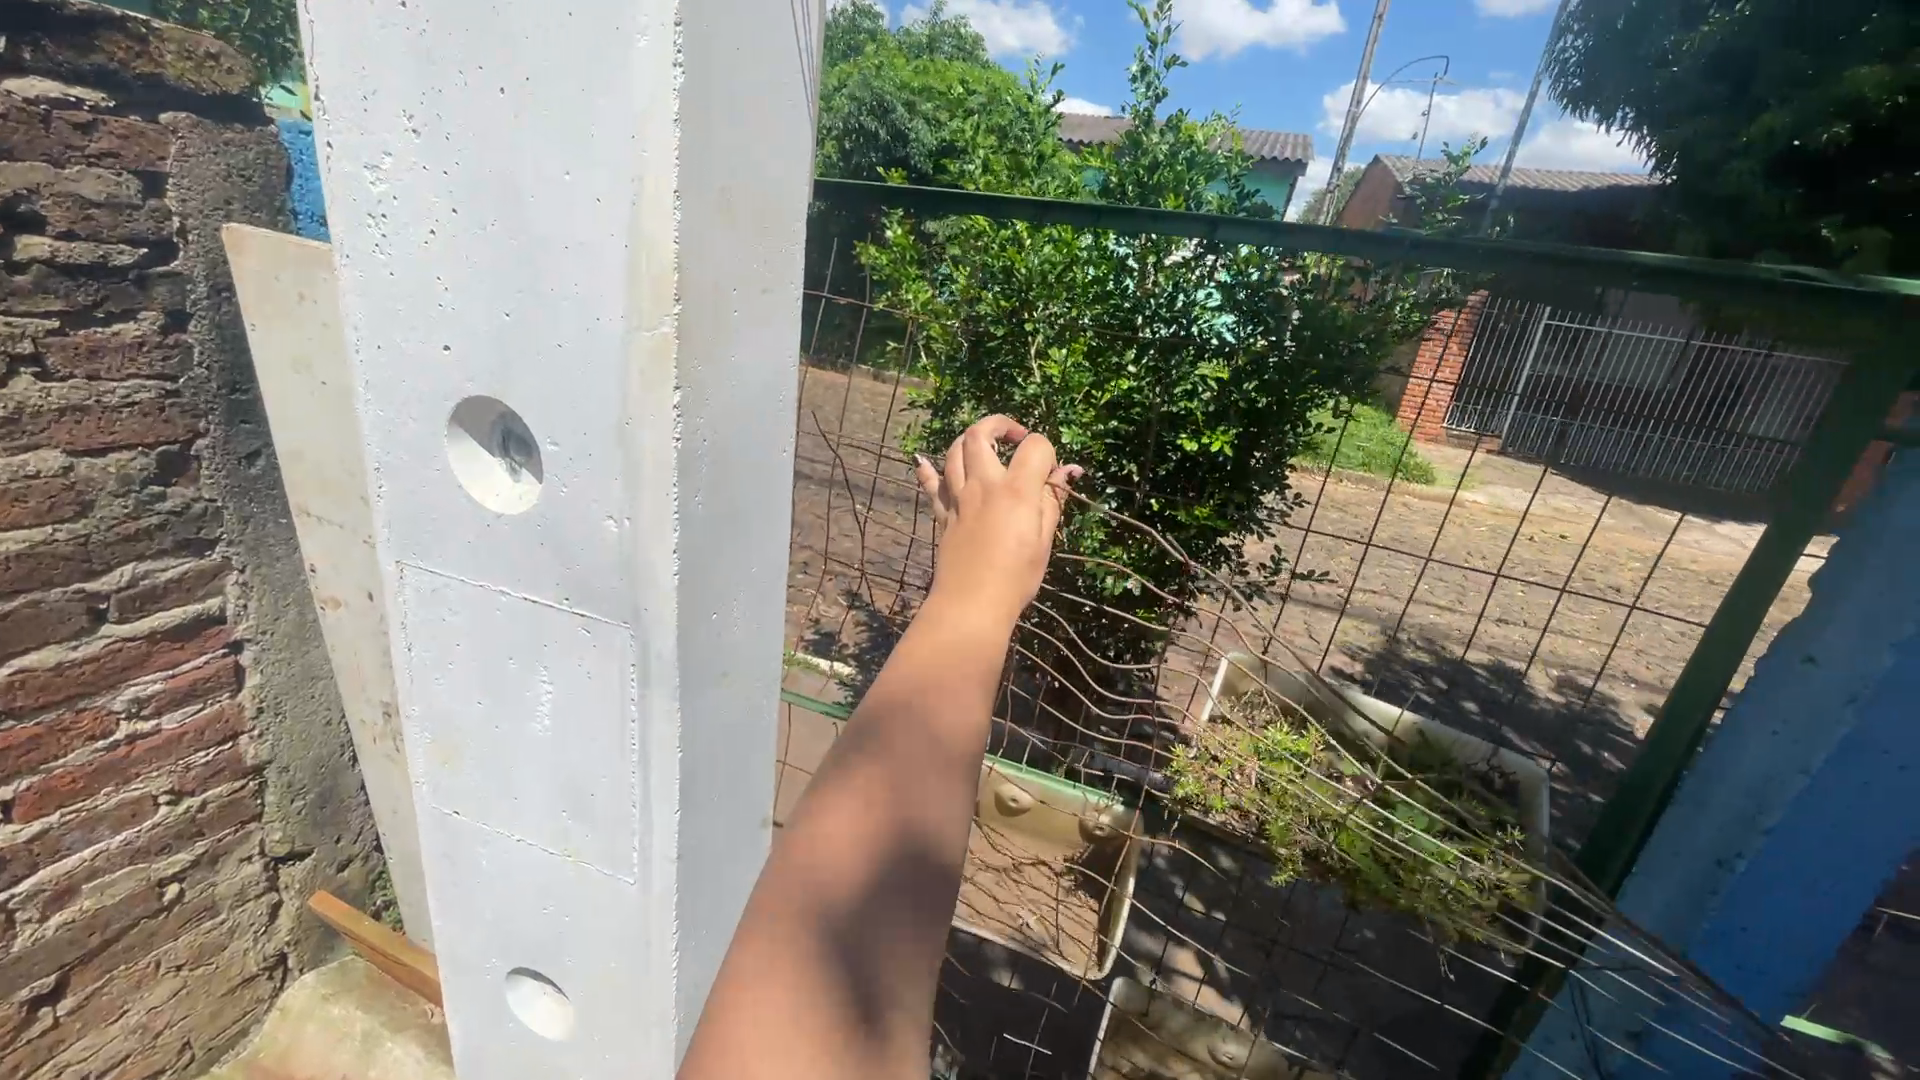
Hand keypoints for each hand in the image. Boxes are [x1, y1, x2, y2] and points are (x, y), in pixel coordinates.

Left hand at [915, 415, 1081, 627]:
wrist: (972, 603)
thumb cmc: (1016, 576)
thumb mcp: (1044, 539)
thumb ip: (1052, 499)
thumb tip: (1067, 471)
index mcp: (1015, 491)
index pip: (1034, 446)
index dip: (1046, 451)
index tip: (1051, 472)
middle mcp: (983, 485)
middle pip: (980, 434)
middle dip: (1000, 424)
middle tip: (1015, 437)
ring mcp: (958, 498)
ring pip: (954, 451)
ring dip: (969, 440)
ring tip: (985, 448)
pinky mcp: (941, 514)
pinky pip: (930, 484)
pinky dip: (927, 469)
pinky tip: (925, 462)